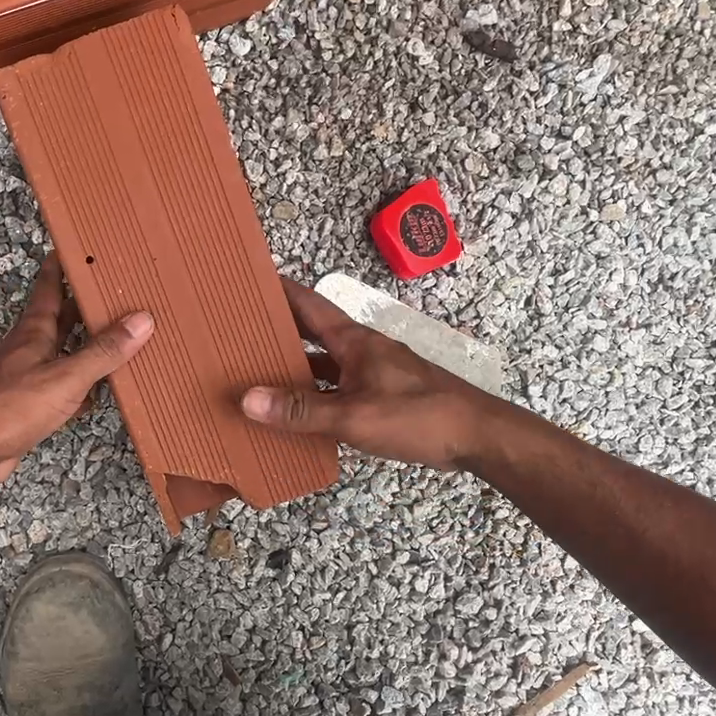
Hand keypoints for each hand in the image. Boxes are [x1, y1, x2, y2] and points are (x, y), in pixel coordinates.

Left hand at [0, 255, 152, 488]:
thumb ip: (104, 352)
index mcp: (35, 330)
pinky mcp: (31, 403)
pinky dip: (82, 384)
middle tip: (118, 290)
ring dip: (89, 344)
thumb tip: (142, 321)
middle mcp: (31, 346)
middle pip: (62, 316)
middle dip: (87, 303)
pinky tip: (99, 392)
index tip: (81, 244)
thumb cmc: (12, 407)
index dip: (63, 262)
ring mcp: (29, 375)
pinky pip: (63, 384)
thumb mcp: (66, 377)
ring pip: (65, 350)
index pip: (49, 284)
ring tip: (121, 337)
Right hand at [241, 277, 487, 470]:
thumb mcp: (353, 415)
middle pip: (312, 332)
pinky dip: (314, 396)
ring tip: (256, 372)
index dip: (280, 289)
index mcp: (354, 341)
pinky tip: (295, 413)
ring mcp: (372, 374)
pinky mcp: (381, 398)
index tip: (250, 279)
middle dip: (279, 329)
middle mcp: (361, 351)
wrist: (476, 436)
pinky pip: (337, 390)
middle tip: (240, 331)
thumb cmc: (416, 415)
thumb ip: (301, 410)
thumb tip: (247, 399)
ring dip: (294, 366)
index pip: (309, 304)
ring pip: (324, 364)